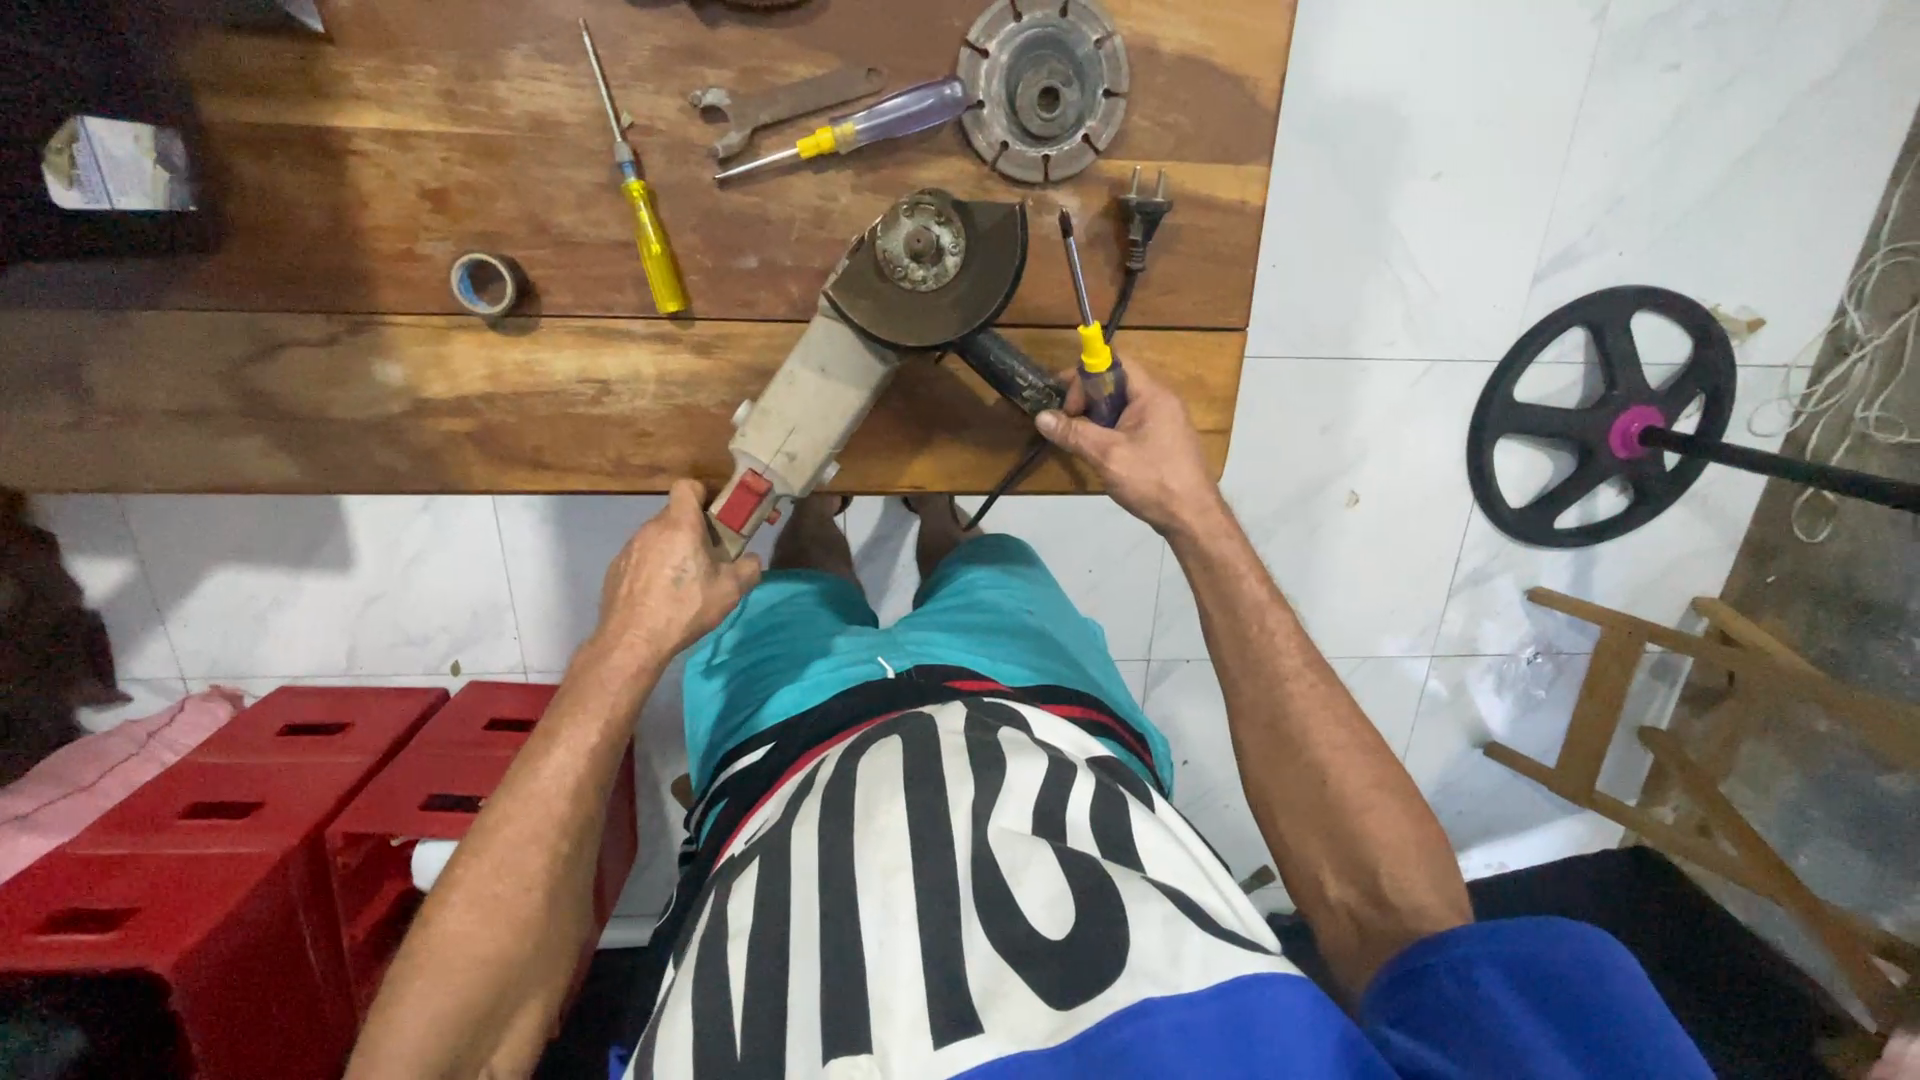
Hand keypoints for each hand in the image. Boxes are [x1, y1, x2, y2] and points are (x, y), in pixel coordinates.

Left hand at [589, 479, 762, 665]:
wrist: (632, 640)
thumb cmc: (685, 609)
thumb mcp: (731, 591)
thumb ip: (749, 568)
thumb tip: (752, 560)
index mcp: (680, 526)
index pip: (687, 486)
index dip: (702, 493)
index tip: (714, 515)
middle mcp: (651, 529)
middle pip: (674, 515)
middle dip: (692, 529)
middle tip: (707, 557)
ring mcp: (629, 548)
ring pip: (657, 536)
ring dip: (671, 549)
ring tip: (682, 581)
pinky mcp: (615, 568)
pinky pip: (640, 556)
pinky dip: (652, 567)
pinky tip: (658, 595)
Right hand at [1035, 361, 1227, 537]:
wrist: (1193, 517)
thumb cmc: (1152, 480)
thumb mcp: (1107, 456)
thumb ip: (1074, 433)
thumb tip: (1041, 416)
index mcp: (1152, 394)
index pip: (1114, 362)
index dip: (1084, 377)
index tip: (1065, 404)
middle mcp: (1161, 400)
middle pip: (1116, 383)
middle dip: (1087, 400)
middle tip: (1070, 427)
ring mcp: (1165, 421)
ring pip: (1122, 407)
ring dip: (1097, 419)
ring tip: (1082, 443)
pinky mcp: (1164, 441)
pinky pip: (1131, 424)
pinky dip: (1111, 432)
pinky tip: (1102, 456)